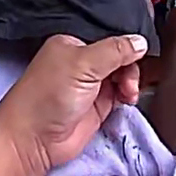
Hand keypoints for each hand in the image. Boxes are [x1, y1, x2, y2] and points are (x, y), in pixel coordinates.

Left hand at [0, 33, 145, 175]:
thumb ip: (114, 50)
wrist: (34, 141)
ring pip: (123, 73)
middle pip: (119, 54)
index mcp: (73, 43)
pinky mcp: (99, 104)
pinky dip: (129, 93)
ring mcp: (91, 83)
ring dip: (131, 79)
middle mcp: (82, 60)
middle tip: (128, 78)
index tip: (139, 49)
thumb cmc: (49, 96)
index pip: (107, 33)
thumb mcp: (83, 64)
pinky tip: (128, 98)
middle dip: (129, 64)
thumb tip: (141, 42)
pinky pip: (122, 92)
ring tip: (128, 92)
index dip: (125, 40)